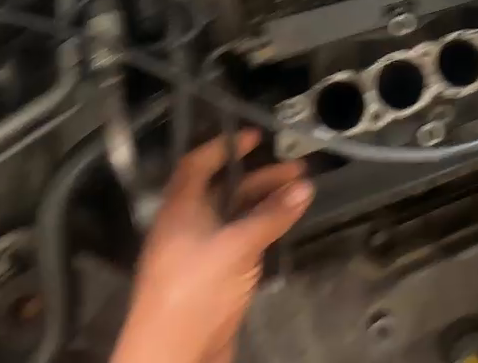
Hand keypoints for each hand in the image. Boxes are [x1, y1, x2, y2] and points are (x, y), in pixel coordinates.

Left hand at [110, 130, 311, 362]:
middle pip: (222, 191)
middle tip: (295, 170)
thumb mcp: (237, 246)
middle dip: (259, 178)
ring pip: (234, 218)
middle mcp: (186, 228)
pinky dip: (261, 231)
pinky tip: (283, 228)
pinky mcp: (211, 281)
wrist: (172, 361)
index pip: (196, 165)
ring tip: (299, 196)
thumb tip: (305, 187)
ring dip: (264, 205)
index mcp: (179, 211)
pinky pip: (239, 243)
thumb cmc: (194, 292)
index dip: (222, 147)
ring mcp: (198, 256)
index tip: (254, 137)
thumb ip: (271, 215)